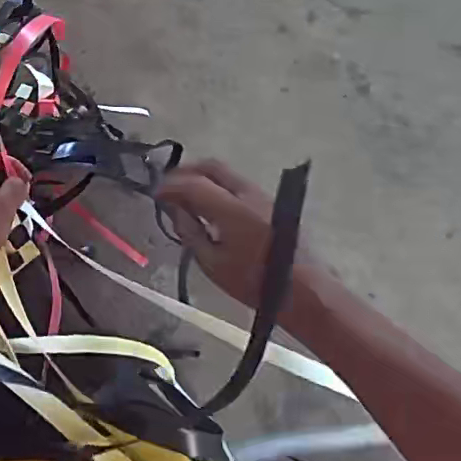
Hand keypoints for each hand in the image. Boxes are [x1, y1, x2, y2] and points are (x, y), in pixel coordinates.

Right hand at [158, 158, 326, 311]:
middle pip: (211, 167)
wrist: (306, 293)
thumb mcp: (211, 262)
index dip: (169, 187)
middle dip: (185, 172)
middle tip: (168, 187)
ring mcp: (263, 197)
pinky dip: (217, 187)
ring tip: (185, 197)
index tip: (154, 195)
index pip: (192, 184)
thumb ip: (190, 232)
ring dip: (202, 178)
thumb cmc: (253, 282)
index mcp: (232, 210)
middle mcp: (248, 195)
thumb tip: (176, 211)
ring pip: (226, 174)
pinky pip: (237, 185)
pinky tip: (209, 206)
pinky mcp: (272, 204)